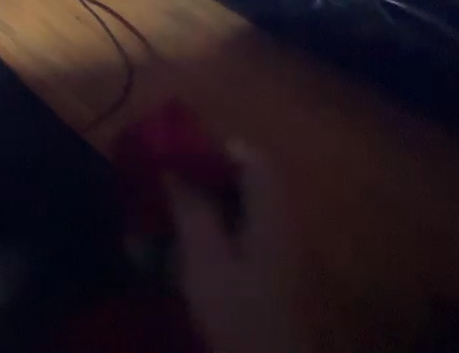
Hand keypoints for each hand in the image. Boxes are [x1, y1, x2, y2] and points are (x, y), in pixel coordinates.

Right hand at [167, 143, 308, 352]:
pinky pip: (250, 232)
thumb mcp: (204, 260)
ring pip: (250, 208)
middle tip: (169, 173)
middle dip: (210, 172)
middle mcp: (289, 230)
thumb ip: (191, 209)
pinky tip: (196, 240)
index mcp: (274, 220)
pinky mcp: (282, 277)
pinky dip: (222, 224)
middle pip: (254, 183)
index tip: (180, 147)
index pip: (258, 163)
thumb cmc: (239, 312)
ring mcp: (289, 255)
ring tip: (174, 204)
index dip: (220, 146)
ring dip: (213, 198)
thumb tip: (173, 168)